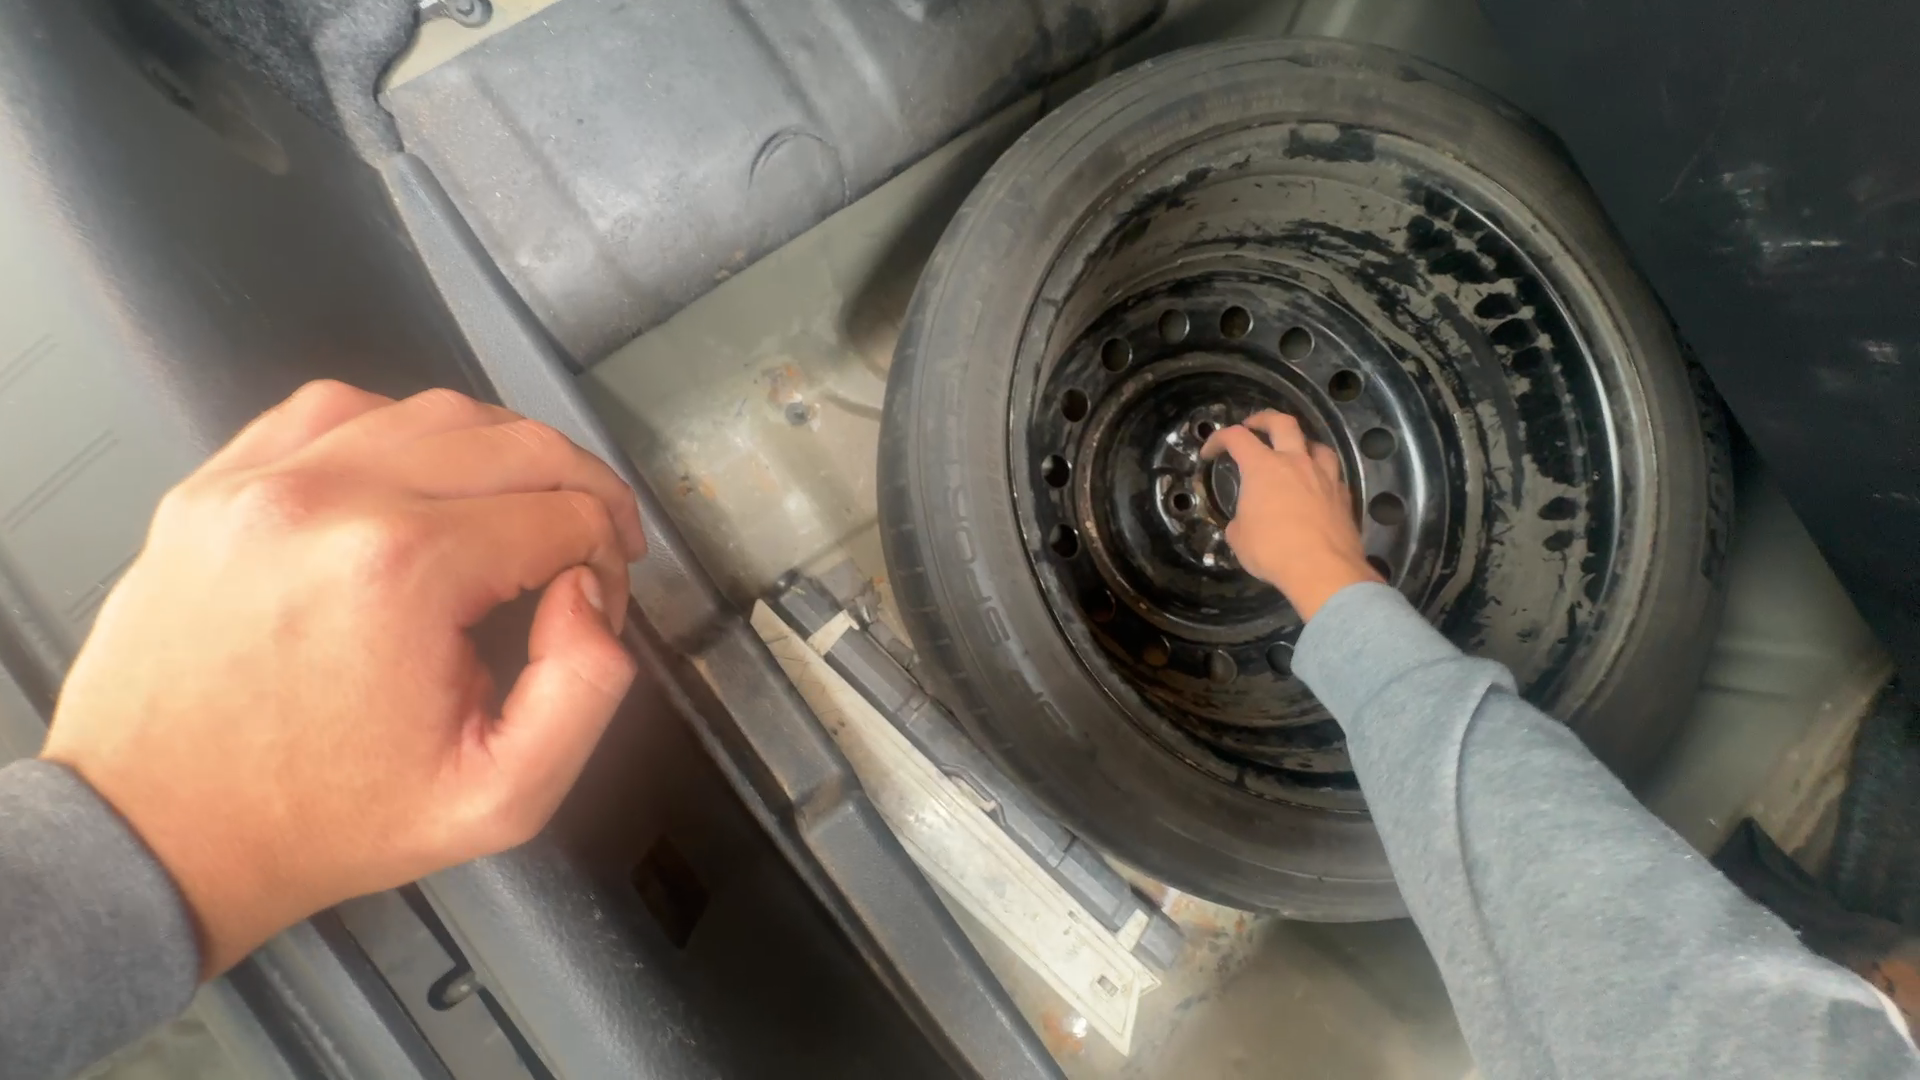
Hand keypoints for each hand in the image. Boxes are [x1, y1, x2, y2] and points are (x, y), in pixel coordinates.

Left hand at [40, 382, 645, 976]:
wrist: (157, 840)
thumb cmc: (331, 820)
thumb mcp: (507, 795)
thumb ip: (590, 688)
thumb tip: (589, 593)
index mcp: (403, 570)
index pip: (571, 516)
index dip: (611, 561)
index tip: (597, 606)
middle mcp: (330, 501)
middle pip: (525, 446)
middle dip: (591, 492)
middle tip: (602, 542)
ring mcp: (263, 482)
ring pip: (448, 414)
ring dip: (517, 457)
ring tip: (534, 508)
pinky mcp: (223, 484)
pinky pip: (351, 412)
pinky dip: (420, 434)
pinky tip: (438, 480)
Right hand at [1201, 409, 1380, 619]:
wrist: (1322, 569)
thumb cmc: (1271, 550)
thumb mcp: (1239, 537)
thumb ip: (1240, 519)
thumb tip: (1245, 520)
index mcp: (1263, 467)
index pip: (1236, 438)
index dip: (1218, 439)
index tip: (1209, 452)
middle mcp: (1296, 462)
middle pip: (1283, 423)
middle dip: (1264, 419)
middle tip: (1253, 425)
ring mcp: (1325, 476)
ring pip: (1316, 444)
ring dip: (1301, 444)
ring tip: (1293, 453)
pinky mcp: (1343, 495)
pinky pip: (1332, 473)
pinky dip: (1320, 474)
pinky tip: (1314, 487)